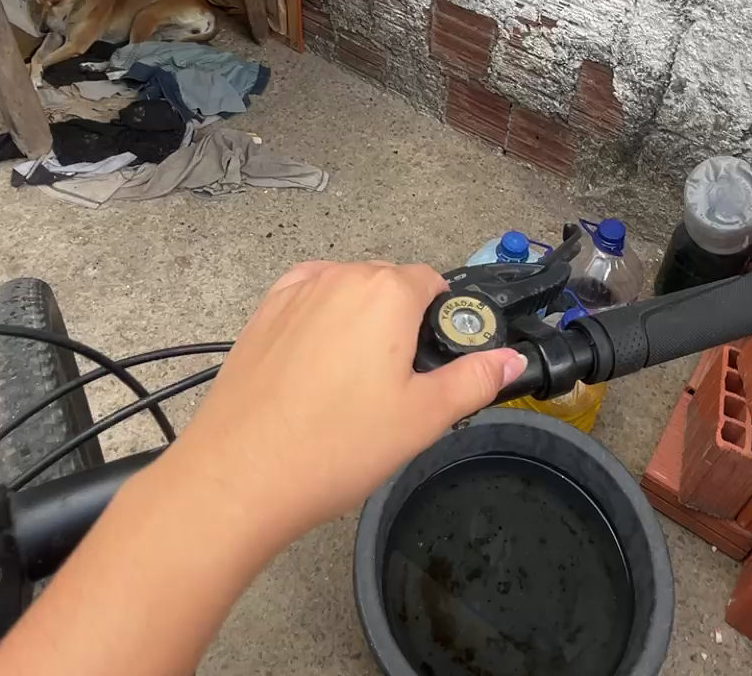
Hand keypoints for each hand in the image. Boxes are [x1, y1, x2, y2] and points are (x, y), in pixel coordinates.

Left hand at [153, 261, 523, 546]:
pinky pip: (308, 294)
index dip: (441, 320)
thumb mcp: (423, 418)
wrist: (239, 476)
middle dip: (402, 320)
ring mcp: (297, 291)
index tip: (433, 362)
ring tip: (352, 379)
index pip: (432, 282)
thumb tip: (513, 360)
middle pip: (390, 283)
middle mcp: (343, 276)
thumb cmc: (336, 445)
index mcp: (388, 293)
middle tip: (396, 382)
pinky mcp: (263, 311)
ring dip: (361, 318)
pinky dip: (322, 313)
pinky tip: (318, 355)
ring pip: (348, 289)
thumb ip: (475, 380)